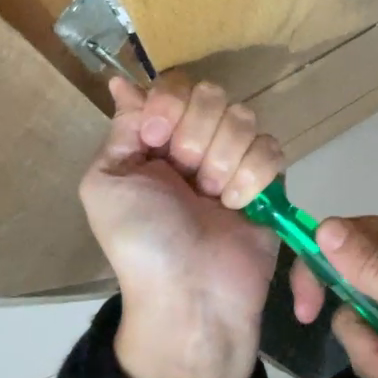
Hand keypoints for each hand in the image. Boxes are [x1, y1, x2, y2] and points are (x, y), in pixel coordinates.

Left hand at [79, 73, 285, 377]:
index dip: (171, 102)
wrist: (190, 296)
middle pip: (212, 93)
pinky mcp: (269, 179)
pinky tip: (238, 207)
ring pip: (244, 117)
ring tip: (212, 199)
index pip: (175, 84)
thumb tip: (122, 81)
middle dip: (197, 135)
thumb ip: (123, 129)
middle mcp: (196, 140)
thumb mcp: (105, 185)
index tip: (158, 136)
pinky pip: (271, 147)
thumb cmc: (142, 242)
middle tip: (186, 177)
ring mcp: (235, 157)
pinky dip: (253, 178)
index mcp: (157, 137)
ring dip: (224, 161)